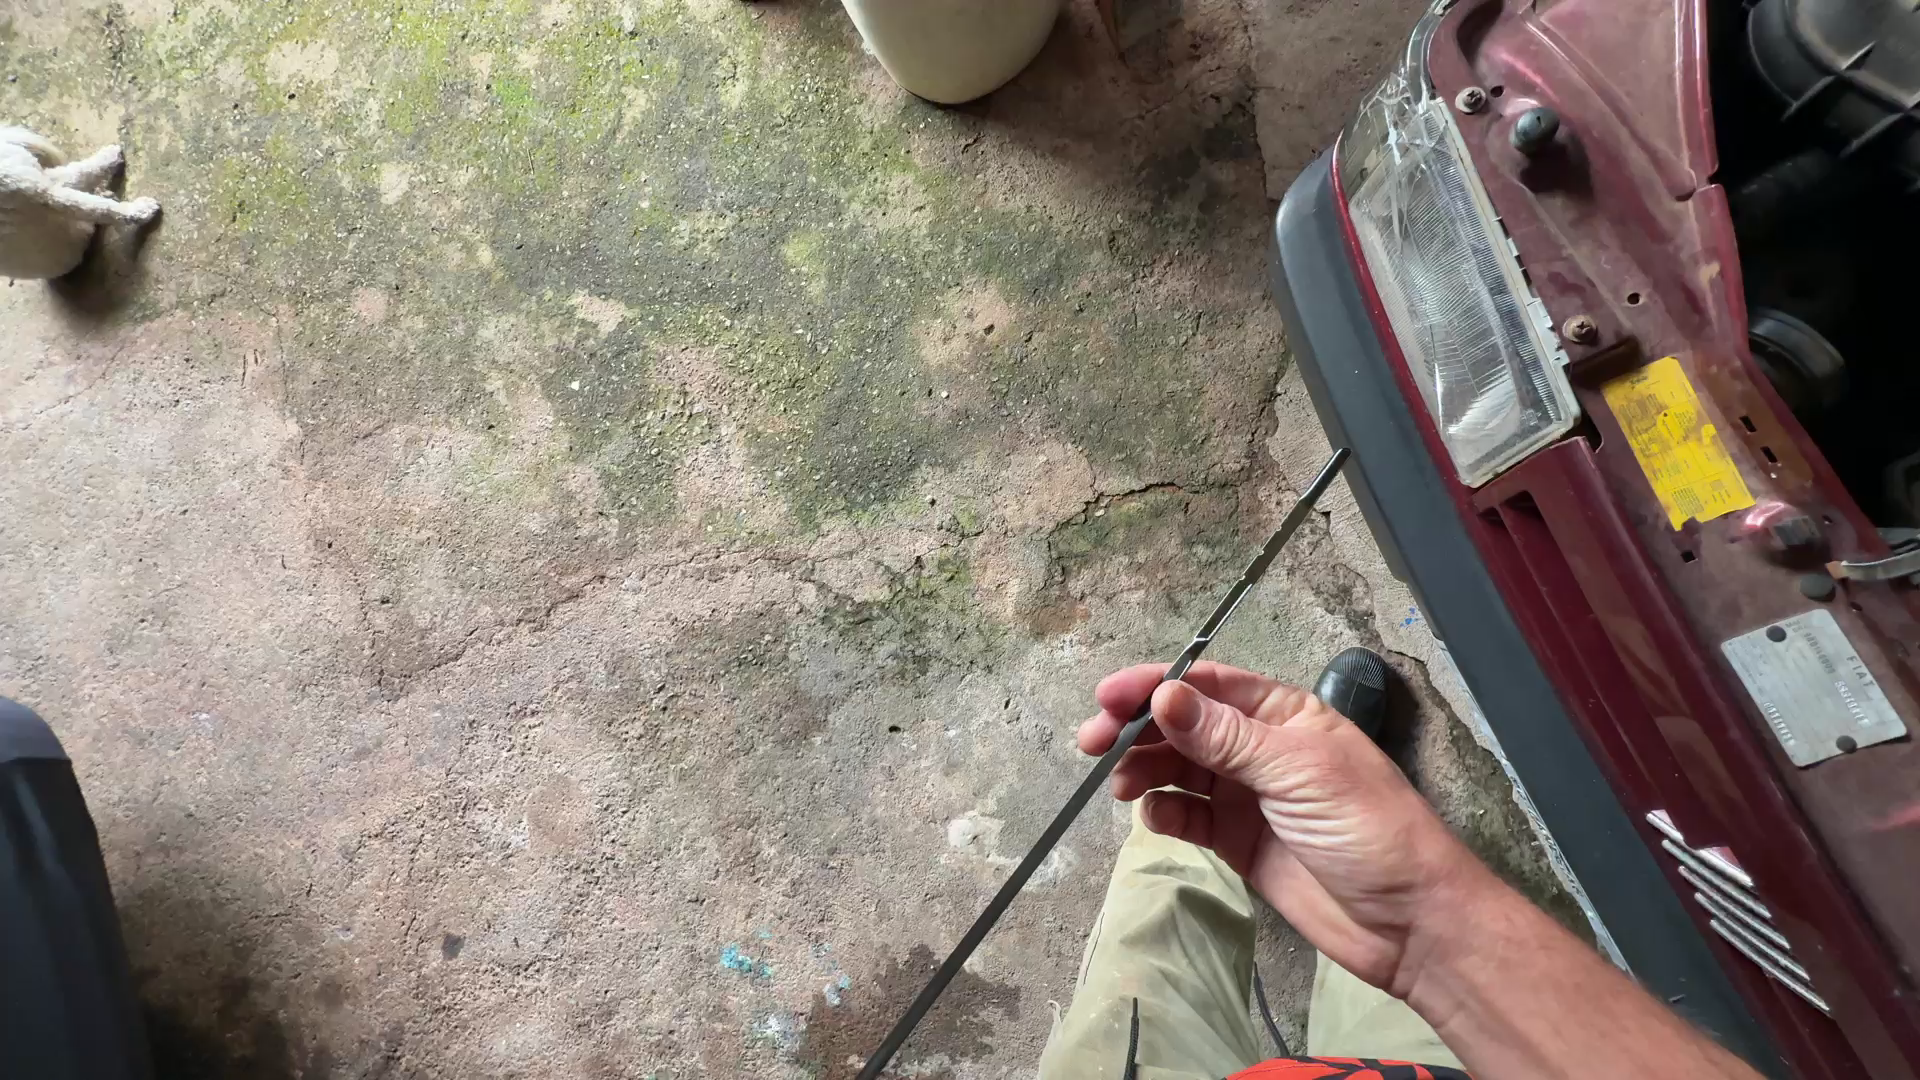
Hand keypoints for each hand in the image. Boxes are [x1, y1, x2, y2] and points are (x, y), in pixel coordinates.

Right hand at [1079, 661, 1493, 995]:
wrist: (1411, 926)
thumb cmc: (1366, 828)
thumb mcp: (1296, 771)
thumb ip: (1225, 736)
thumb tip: (1162, 696)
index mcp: (1277, 713)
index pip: (1203, 685)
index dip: (1152, 685)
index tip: (1107, 696)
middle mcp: (1252, 745)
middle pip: (1179, 724)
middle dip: (1133, 729)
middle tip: (1091, 744)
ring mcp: (1241, 792)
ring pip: (1175, 768)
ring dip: (1142, 771)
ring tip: (1119, 787)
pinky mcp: (1233, 837)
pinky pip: (1185, 814)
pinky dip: (1163, 813)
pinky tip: (1154, 819)